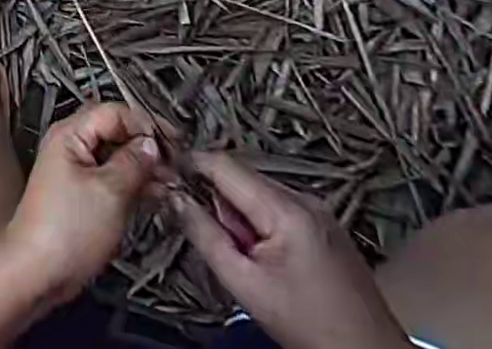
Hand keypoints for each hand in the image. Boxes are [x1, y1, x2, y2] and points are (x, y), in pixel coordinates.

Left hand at [0, 102, 163, 301]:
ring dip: (142, 166)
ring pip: (115, 155)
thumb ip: (134, 162)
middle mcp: (70, 145)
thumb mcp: (110, 191)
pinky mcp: (80, 193)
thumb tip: (151, 144)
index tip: (173, 143)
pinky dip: (132, 182)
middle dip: (146, 145)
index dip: (145, 124)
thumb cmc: (67, 229)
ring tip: (170, 182)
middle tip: (176, 164)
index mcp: (70, 133)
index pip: (114, 112)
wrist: (37, 271)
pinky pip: (111, 177)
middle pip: (115, 131)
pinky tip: (154, 195)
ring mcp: (74, 169)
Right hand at [173, 151, 409, 348]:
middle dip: (219, 200)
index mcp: (286, 209)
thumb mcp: (245, 285)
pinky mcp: (325, 223)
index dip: (191, 164)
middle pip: (240, 177)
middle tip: (217, 239)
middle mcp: (304, 198)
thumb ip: (204, 235)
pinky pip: (277, 205)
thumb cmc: (308, 327)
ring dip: (239, 212)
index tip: (166, 175)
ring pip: (257, 191)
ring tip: (248, 256)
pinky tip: (268, 257)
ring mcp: (319, 209)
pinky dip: (260, 221)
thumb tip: (174, 196)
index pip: (224, 165)